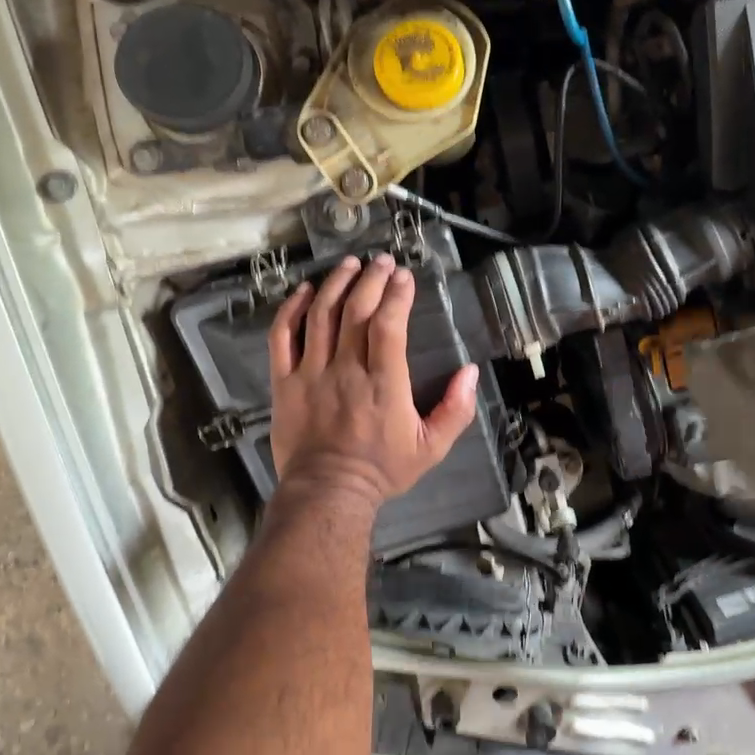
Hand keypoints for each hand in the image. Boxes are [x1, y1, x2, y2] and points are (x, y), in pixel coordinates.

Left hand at [267, 253, 479, 511]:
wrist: (327, 493)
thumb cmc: (383, 469)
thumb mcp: (432, 447)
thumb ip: (456, 409)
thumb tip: (471, 372)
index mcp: (384, 383)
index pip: (388, 325)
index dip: (397, 295)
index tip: (405, 277)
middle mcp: (346, 370)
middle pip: (356, 311)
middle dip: (371, 279)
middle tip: (382, 261)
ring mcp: (311, 373)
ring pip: (321, 316)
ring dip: (336, 284)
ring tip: (350, 265)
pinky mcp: (285, 383)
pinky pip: (283, 338)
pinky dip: (291, 310)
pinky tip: (303, 291)